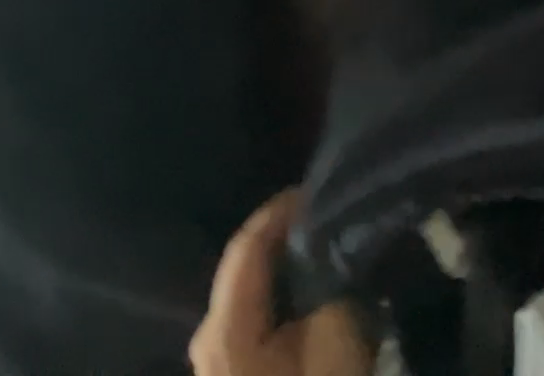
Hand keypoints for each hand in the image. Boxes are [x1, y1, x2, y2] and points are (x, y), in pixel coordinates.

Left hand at [189, 189, 371, 375]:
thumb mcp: (336, 346)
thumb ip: (334, 287)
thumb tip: (336, 250)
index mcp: (226, 326)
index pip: (248, 246)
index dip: (283, 208)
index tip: (322, 186)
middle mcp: (207, 334)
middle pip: (246, 263)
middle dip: (287, 231)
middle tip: (333, 211)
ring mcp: (213, 356)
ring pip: (251, 286)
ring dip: (286, 261)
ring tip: (328, 241)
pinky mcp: (229, 371)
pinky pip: (254, 310)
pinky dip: (281, 289)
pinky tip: (313, 285)